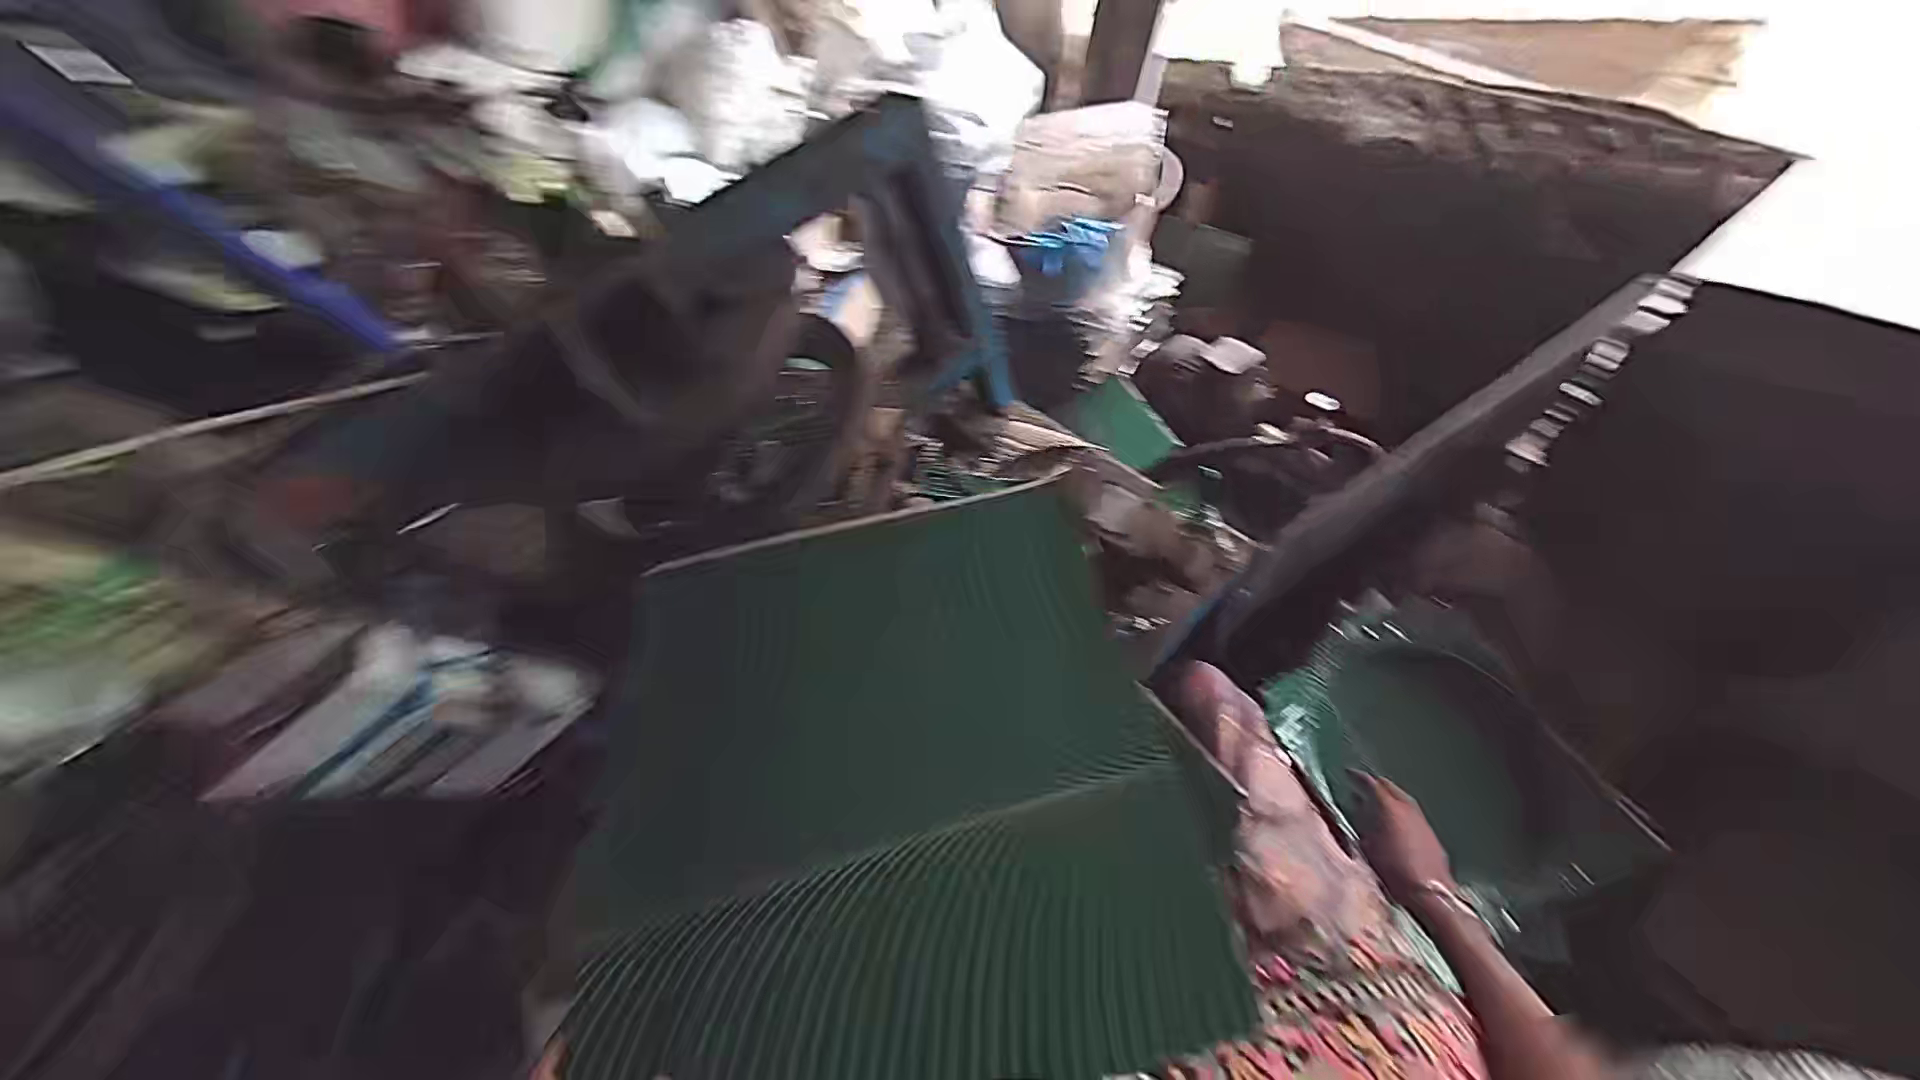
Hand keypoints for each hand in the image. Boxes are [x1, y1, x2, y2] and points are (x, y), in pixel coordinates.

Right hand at [1351, 770, 1453, 905]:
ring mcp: (1422, 820)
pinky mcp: (1430, 833)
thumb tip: (1357, 804)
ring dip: (1388, 794)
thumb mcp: (1368, 843)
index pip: (1372, 783)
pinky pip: (1411, 810)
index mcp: (1390, 808)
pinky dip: (1399, 807)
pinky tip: (1393, 817)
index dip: (1358, 777)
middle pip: (1390, 786)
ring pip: (1402, 797)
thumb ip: (1362, 820)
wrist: (1430, 893)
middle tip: (1362, 784)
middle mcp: (1408, 809)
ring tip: (1376, 799)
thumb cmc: (1393, 869)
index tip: (1348, 774)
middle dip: (1375, 783)